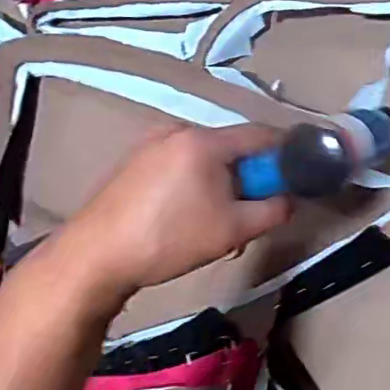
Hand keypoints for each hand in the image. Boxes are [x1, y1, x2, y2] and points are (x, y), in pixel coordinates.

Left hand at [32, 124, 292, 317]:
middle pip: (231, 146)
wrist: (92, 259)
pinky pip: (179, 163)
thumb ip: (274, 210)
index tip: (296, 176)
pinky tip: (186, 215)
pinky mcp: (131, 161)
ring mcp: (149, 144)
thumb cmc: (168, 240)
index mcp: (204, 140)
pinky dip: (194, 182)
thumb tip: (290, 200)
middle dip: (250, 175)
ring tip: (218, 220)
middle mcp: (176, 130)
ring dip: (222, 181)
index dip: (285, 153)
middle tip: (253, 210)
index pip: (261, 134)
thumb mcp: (234, 230)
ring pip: (204, 156)